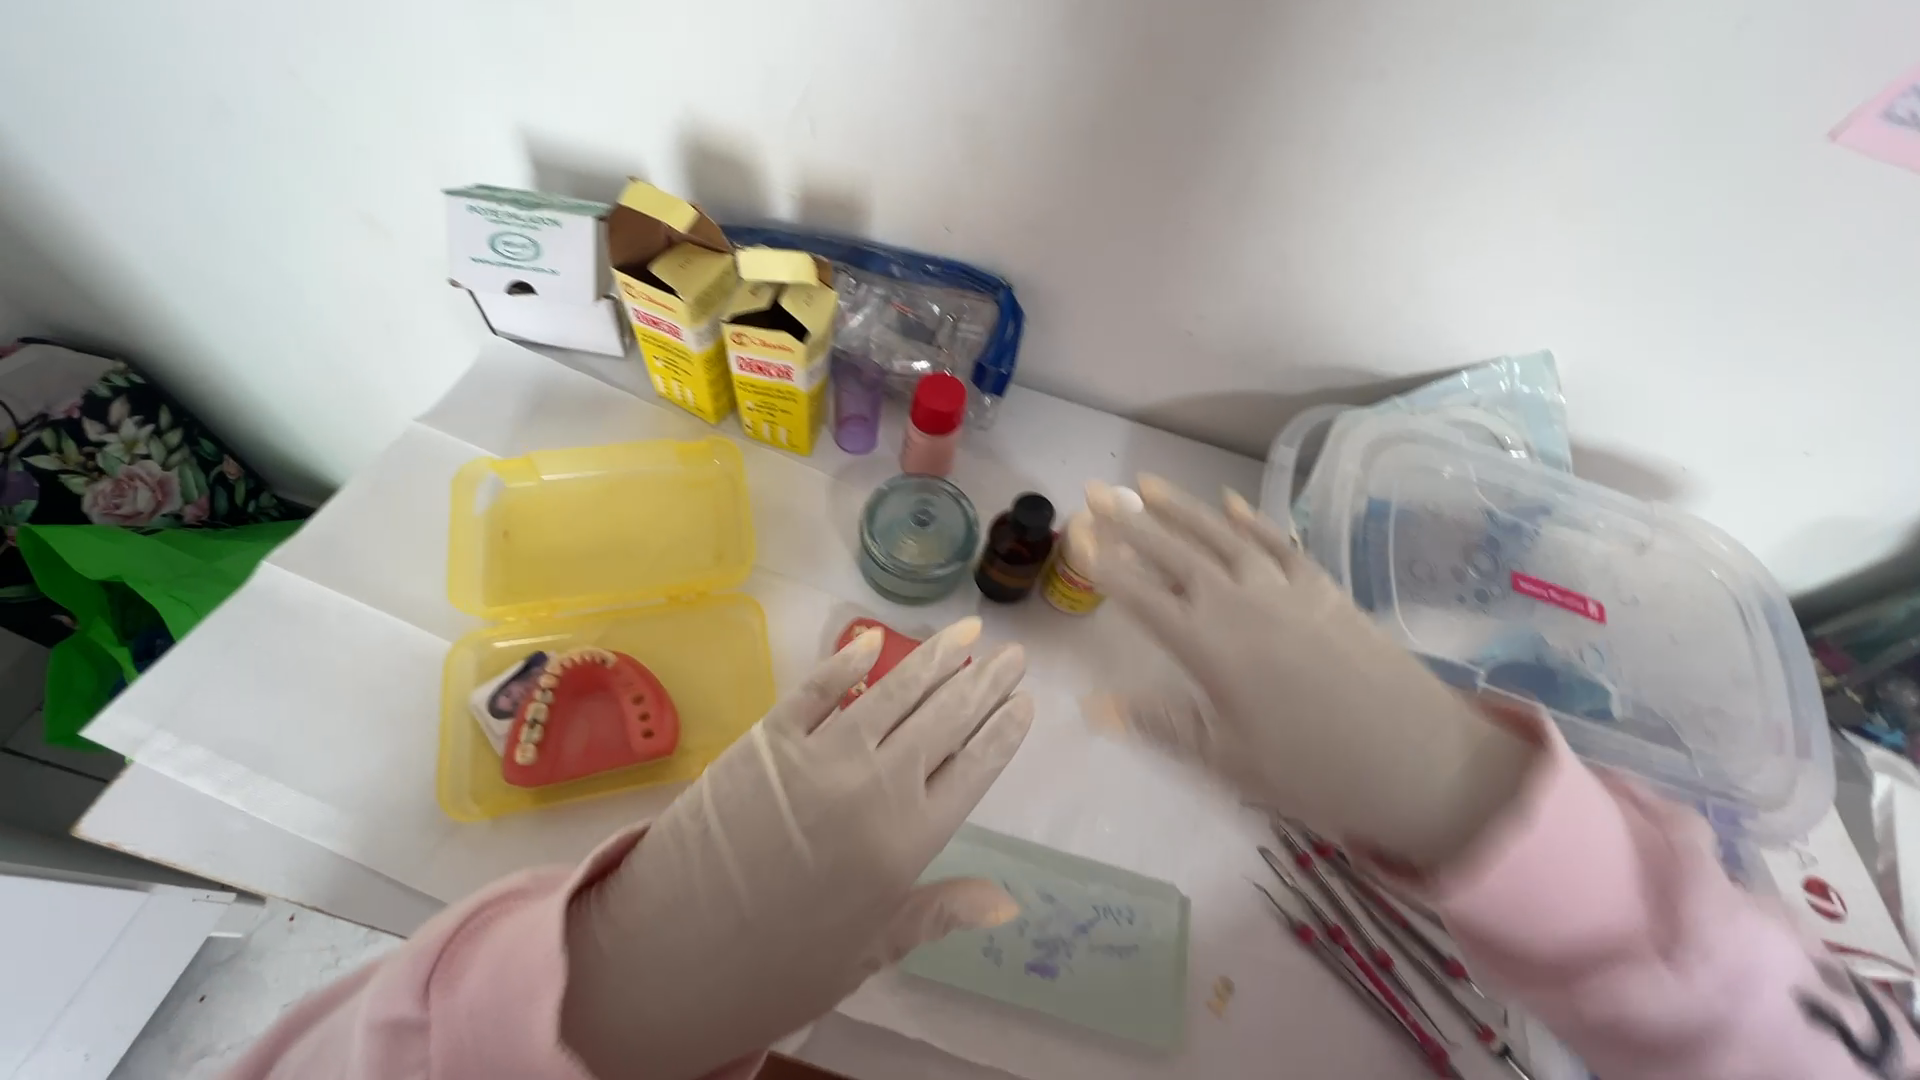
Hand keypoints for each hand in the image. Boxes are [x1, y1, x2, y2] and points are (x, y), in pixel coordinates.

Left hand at [561, 617, 1033, 1079]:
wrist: (669, 958)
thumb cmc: (779, 966)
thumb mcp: (869, 950)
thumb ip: (940, 912)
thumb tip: (1012, 901)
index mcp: (907, 842)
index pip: (973, 770)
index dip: (1002, 731)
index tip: (1025, 700)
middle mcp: (875, 788)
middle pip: (945, 721)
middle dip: (983, 683)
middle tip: (1012, 653)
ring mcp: (821, 756)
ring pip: (894, 694)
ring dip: (936, 659)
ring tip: (968, 631)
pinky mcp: (769, 740)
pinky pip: (817, 690)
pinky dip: (848, 663)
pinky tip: (876, 640)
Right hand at [1085, 475, 1533, 869]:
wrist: (1423, 760)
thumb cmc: (1314, 769)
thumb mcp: (1227, 758)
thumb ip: (1160, 723)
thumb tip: (1093, 705)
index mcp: (1206, 644)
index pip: (1138, 593)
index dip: (1101, 562)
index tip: (1074, 532)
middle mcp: (1237, 602)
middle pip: (1171, 551)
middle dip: (1128, 519)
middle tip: (1095, 490)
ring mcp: (1284, 588)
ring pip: (1220, 535)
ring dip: (1181, 507)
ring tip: (1148, 483)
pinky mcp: (1323, 588)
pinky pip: (1278, 543)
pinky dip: (1251, 519)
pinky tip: (1231, 503)